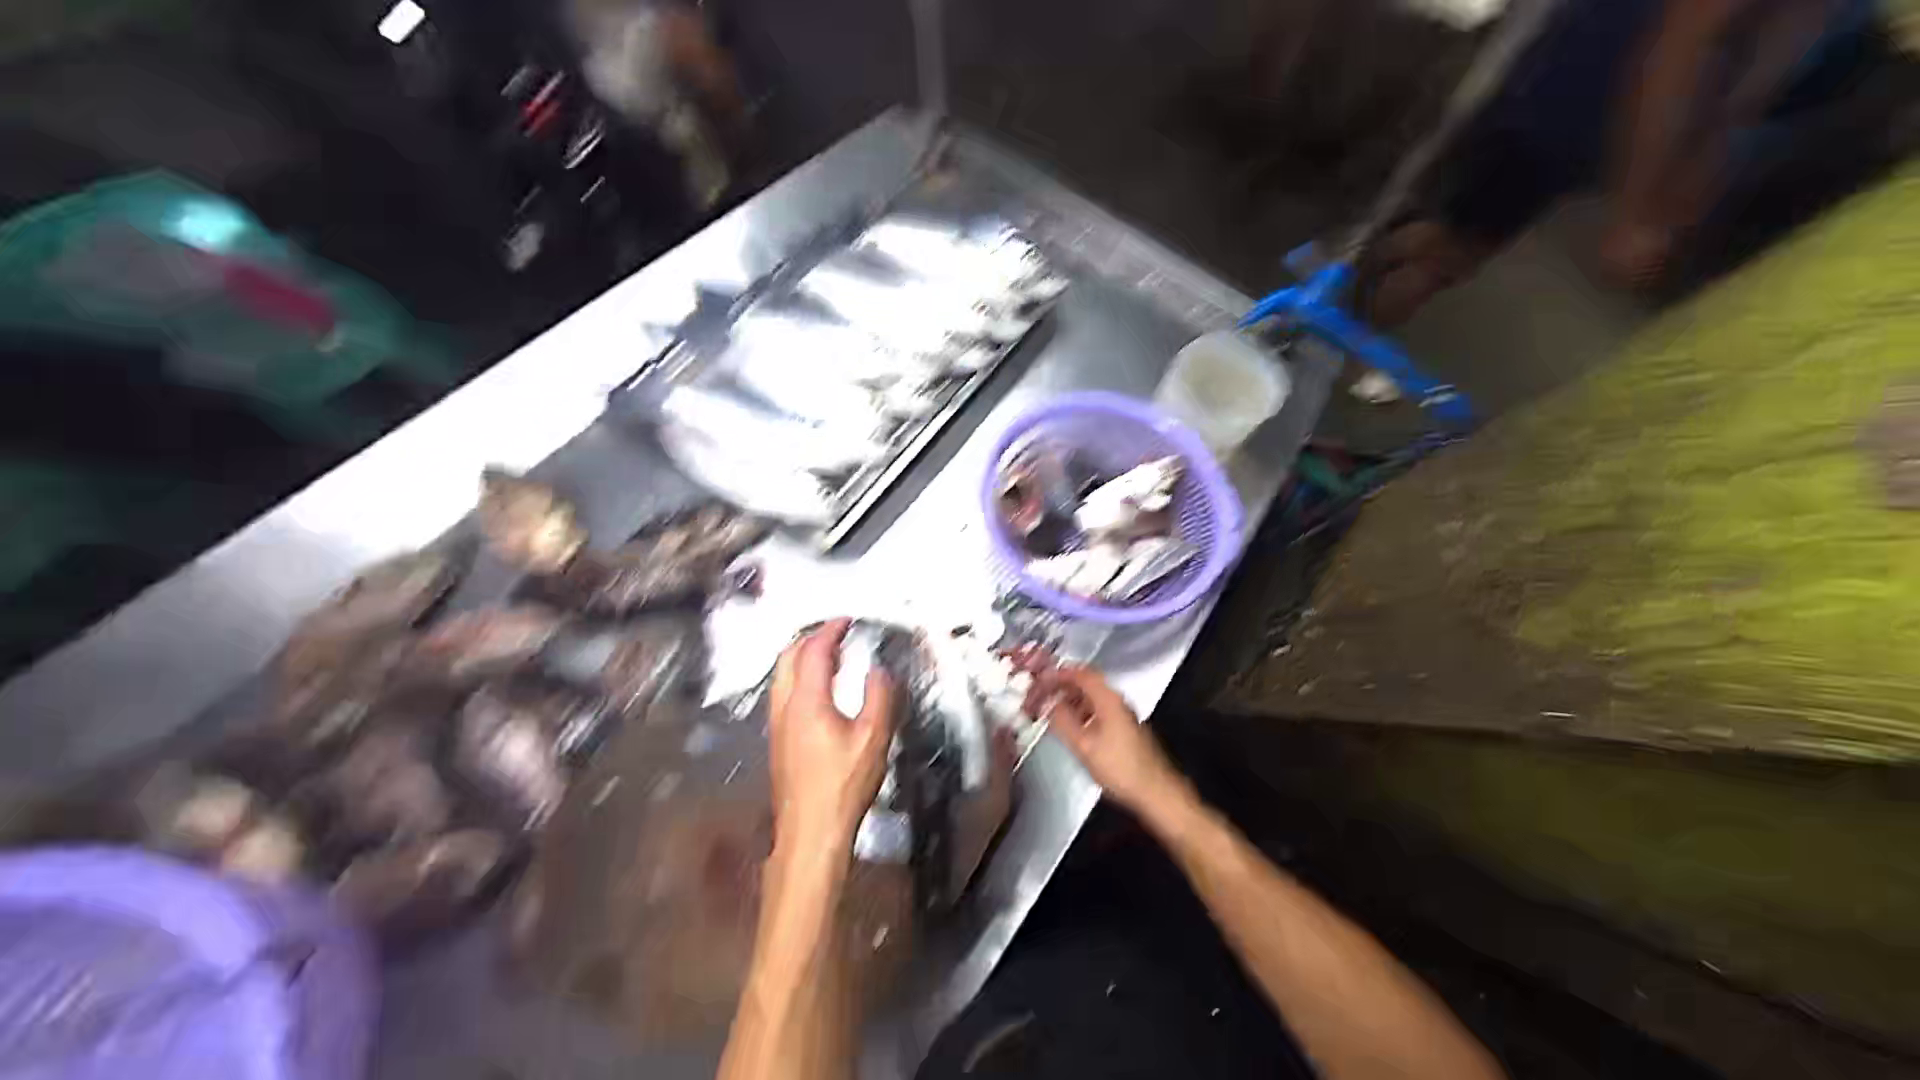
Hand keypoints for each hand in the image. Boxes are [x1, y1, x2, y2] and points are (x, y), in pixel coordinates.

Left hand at [768, 618, 895, 858]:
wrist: (811, 830)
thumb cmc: (843, 785)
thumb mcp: (874, 739)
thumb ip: (879, 697)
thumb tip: (878, 670)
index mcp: (807, 700)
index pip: (813, 652)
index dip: (830, 631)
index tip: (846, 621)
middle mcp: (785, 707)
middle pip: (788, 657)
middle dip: (811, 638)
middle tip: (836, 634)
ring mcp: (777, 724)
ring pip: (781, 675)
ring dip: (802, 658)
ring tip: (831, 658)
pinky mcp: (778, 740)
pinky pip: (783, 692)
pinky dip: (799, 677)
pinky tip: (820, 693)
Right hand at [1023, 665, 1187, 814]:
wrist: (1154, 790)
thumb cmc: (1118, 766)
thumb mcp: (1084, 745)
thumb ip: (1062, 720)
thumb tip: (1047, 703)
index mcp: (1108, 699)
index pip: (1081, 674)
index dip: (1059, 673)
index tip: (1040, 678)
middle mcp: (1116, 701)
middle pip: (1087, 683)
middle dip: (1062, 686)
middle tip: (1041, 694)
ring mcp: (1121, 714)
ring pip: (1092, 697)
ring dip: (1070, 699)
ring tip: (1050, 709)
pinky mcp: (1123, 727)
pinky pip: (1097, 709)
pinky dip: (1080, 711)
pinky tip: (1069, 725)